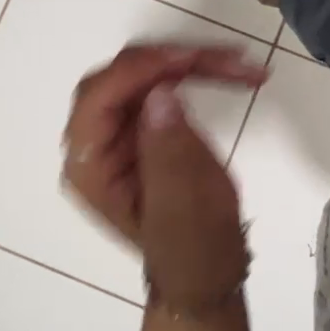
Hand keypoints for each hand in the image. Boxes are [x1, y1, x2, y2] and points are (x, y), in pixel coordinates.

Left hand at [62, 42, 266, 307]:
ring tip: (240, 63)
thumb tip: (159, 94)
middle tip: (225, 58)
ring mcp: (120, 129)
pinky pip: (167, 81)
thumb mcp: (183, 207)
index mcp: (89, 165)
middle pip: (123, 77)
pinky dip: (200, 70)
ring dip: (195, 61)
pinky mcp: (146, 122)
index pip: (98, 99)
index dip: (139, 71)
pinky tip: (233, 70)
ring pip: (148, 71)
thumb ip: (168, 151)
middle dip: (174, 59)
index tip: (188, 58)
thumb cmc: (193, 249)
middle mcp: (95, 140)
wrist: (206, 272)